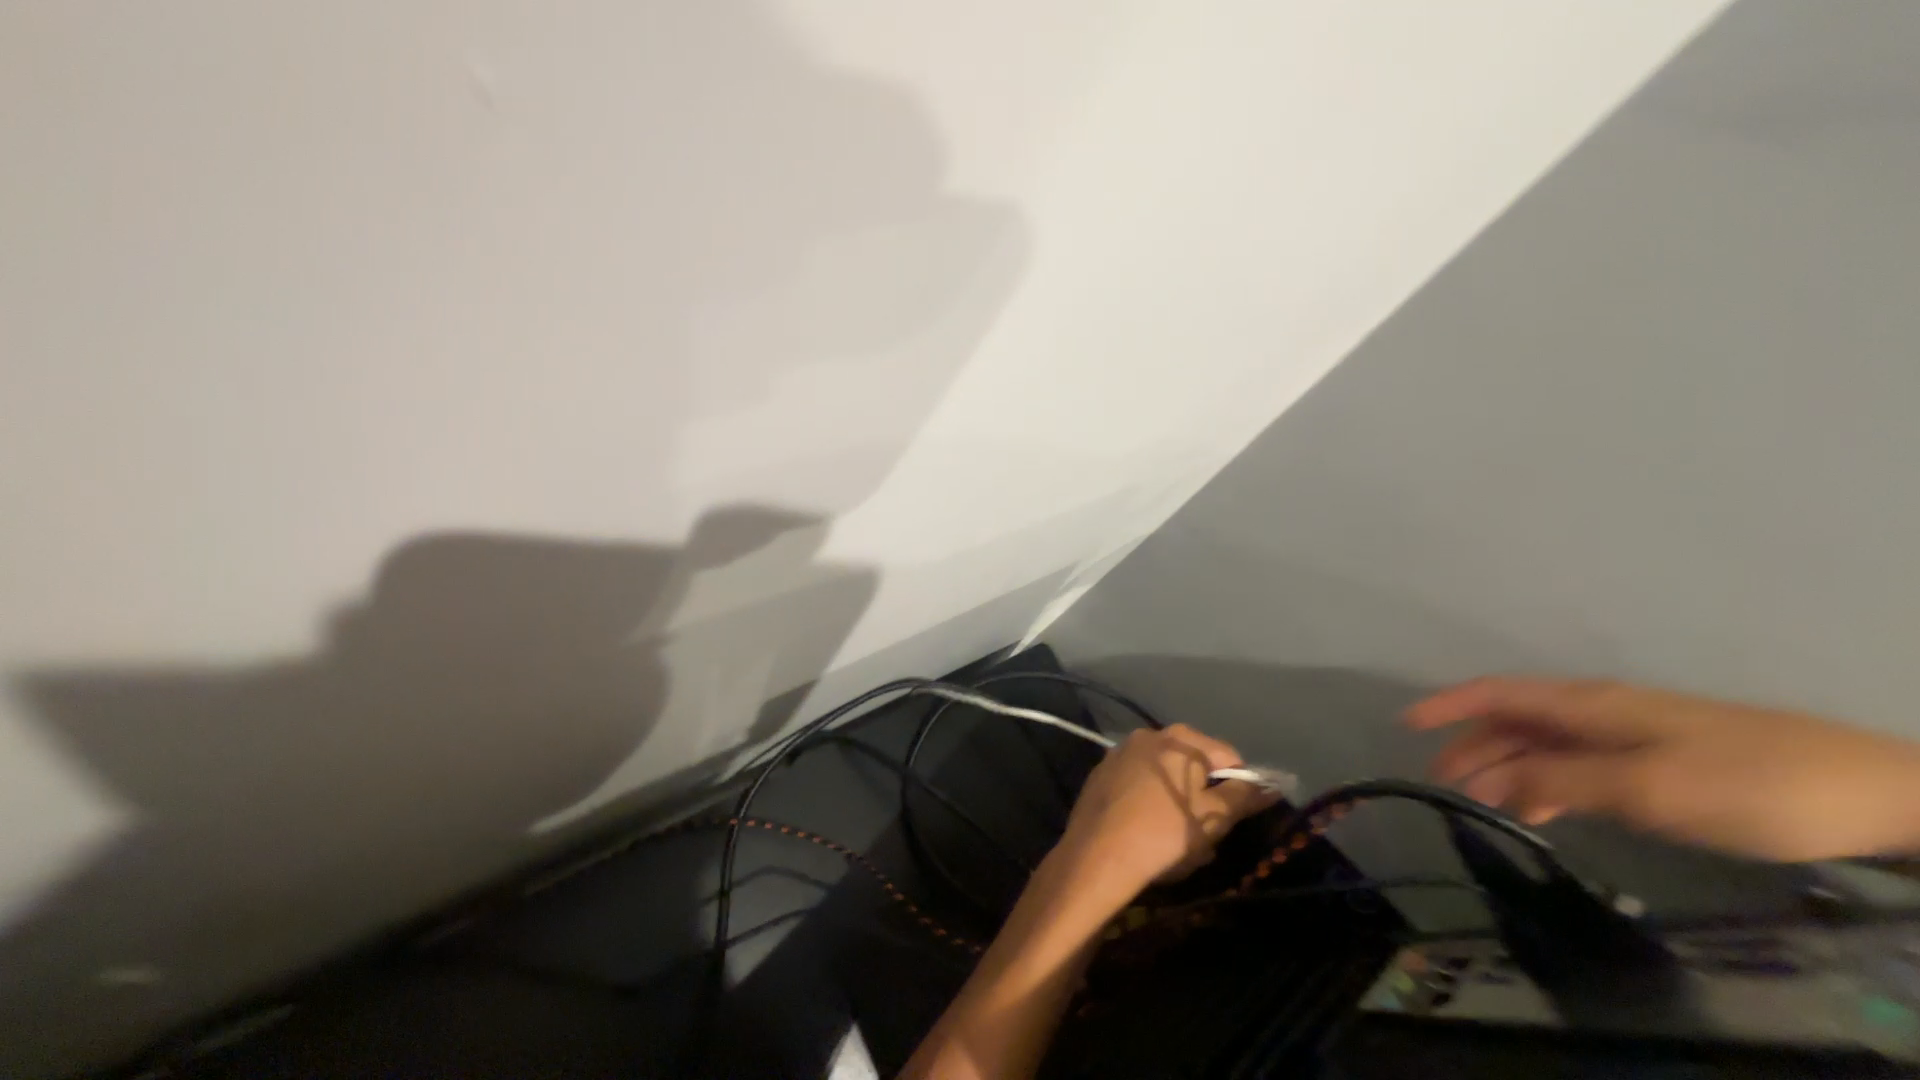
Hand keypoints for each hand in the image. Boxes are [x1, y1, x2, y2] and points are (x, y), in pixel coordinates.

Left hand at [1056, 724, 1280, 894]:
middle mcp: (1150, 736)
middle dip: (1205, 797)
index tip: (1233, 818)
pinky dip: (1149, 803)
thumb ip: (1244, 797)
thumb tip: (1271, 785)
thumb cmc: (1165, 834)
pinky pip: (1138, 785)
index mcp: (1181, 740)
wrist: (1097, 855)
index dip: (1239, 787)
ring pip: (1166, 777)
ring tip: (1176, 840)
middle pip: (1194, 766)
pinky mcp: (1101, 774)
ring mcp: (1121, 753)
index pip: (1228, 757)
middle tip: (1205, 834)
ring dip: (1178, 803)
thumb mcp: (1213, 818)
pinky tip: (1146, 831)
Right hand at [1408, 676, 1919, 861]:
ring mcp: (1634, 734)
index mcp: (1592, 705)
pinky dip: (1548, 783)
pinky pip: (1580, 765)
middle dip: (1471, 745)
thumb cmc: (1749, 783)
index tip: (1404, 723)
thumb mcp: (1646, 787)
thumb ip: (1562, 779)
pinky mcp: (1661, 760)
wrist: (1872, 792)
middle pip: (1517, 721)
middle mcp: (1604, 711)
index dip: (1448, 704)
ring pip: (1547, 744)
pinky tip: (1545, 811)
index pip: (1500, 693)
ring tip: (1482, 804)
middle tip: (1441, 783)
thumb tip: (1493, 779)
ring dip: (1508, 768)